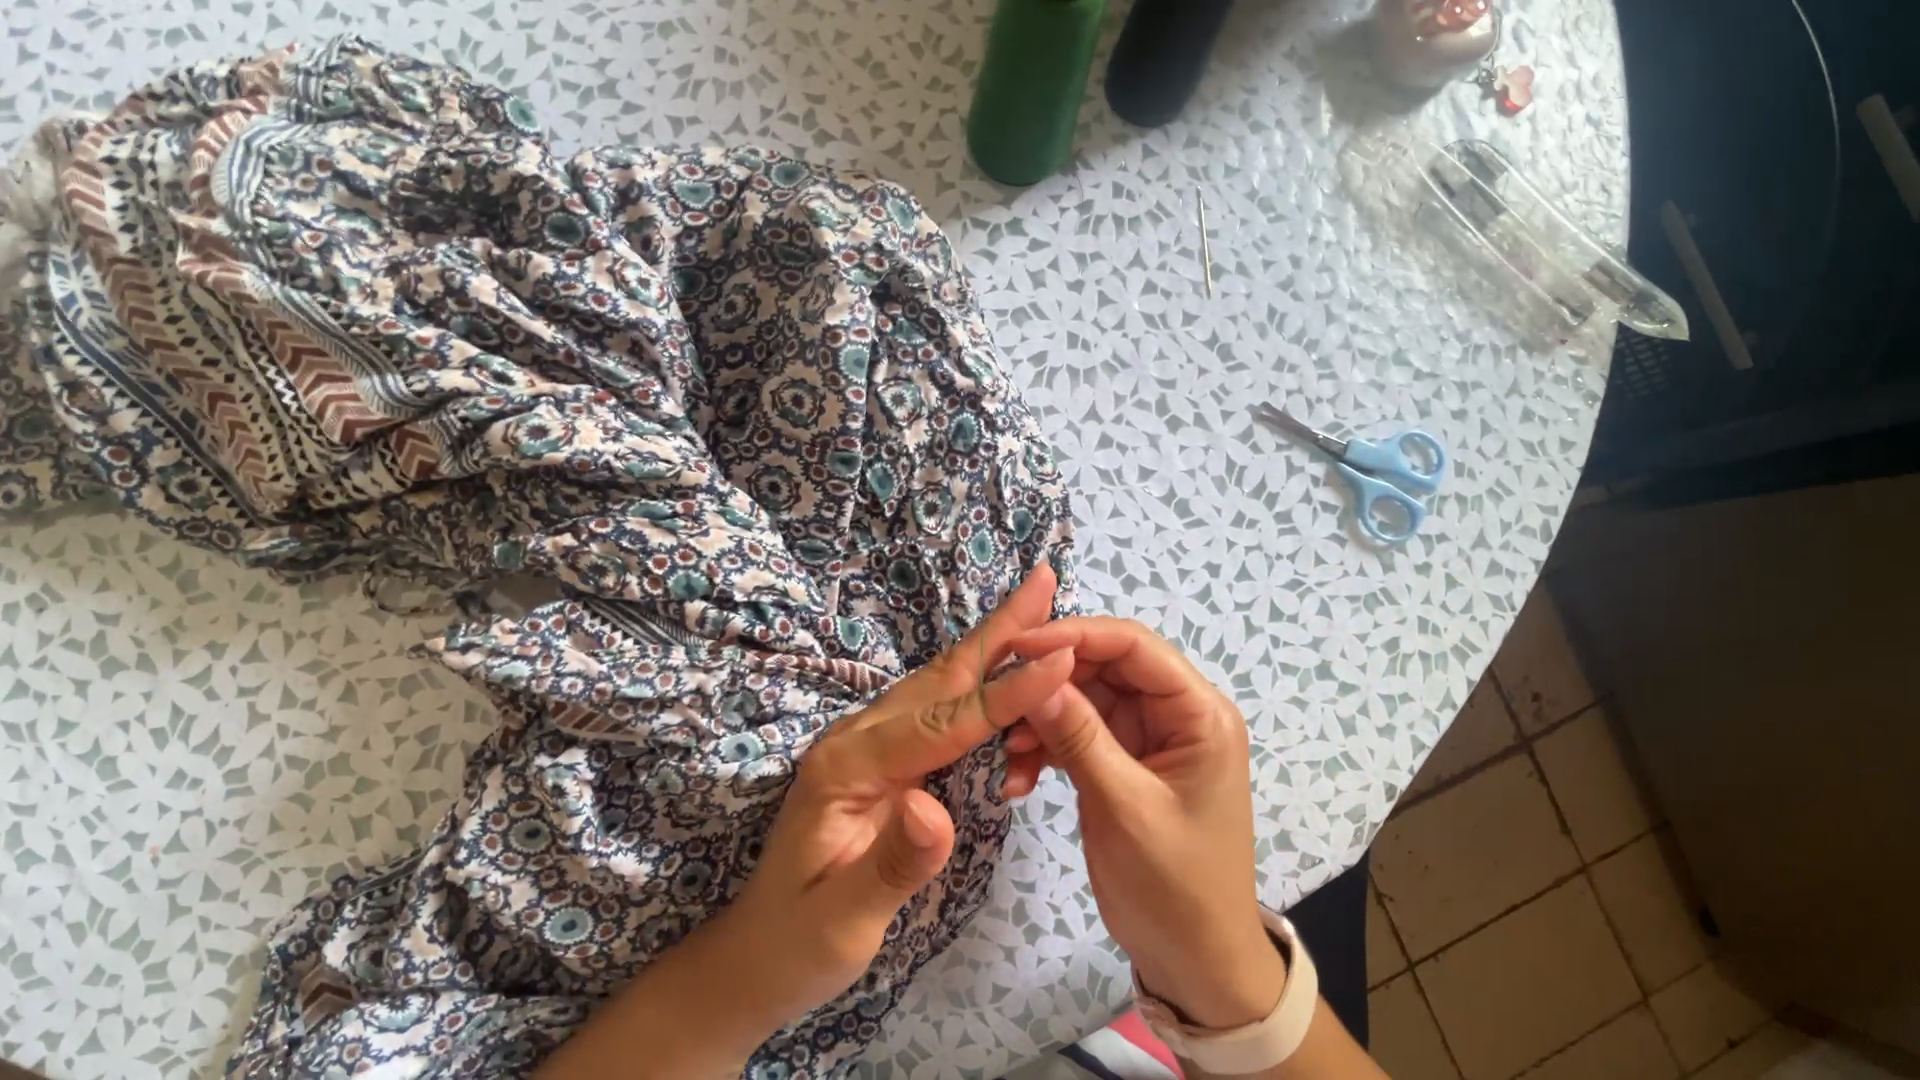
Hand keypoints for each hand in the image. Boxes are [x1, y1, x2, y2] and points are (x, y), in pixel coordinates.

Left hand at [535, 563, 1073, 1079]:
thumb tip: (939, 810)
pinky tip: (1008, 678)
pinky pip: (939, 716)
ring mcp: (869, 748)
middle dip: (996, 632)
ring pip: (939, 688)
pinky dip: (980, 688)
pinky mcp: (883, 764)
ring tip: (1039, 615)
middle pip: (939, 680)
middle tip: (1044, 581)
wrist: (759, 954)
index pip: (940, 723)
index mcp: (848, 768)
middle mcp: (858, 742)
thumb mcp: (843, 919)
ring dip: (991, 651)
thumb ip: (893, 863)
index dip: (1004, 692)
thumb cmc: (798, 943)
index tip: (1060, 658)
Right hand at [1005, 617, 1286, 1030]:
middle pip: (1104, 669)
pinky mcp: (1123, 763)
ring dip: (1042, 720)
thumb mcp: (1126, 808)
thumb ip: (1080, 738)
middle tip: (997, 698)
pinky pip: (1078, 736)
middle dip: (1051, 682)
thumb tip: (1036, 677)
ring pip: (1084, 701)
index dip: (1075, 636)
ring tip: (1008, 755)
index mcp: (1199, 713)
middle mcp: (1176, 714)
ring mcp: (1147, 739)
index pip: (1134, 646)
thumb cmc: (1176, 886)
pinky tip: (1018, 779)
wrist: (1194, 962)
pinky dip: (1046, 750)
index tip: (1017, 648)